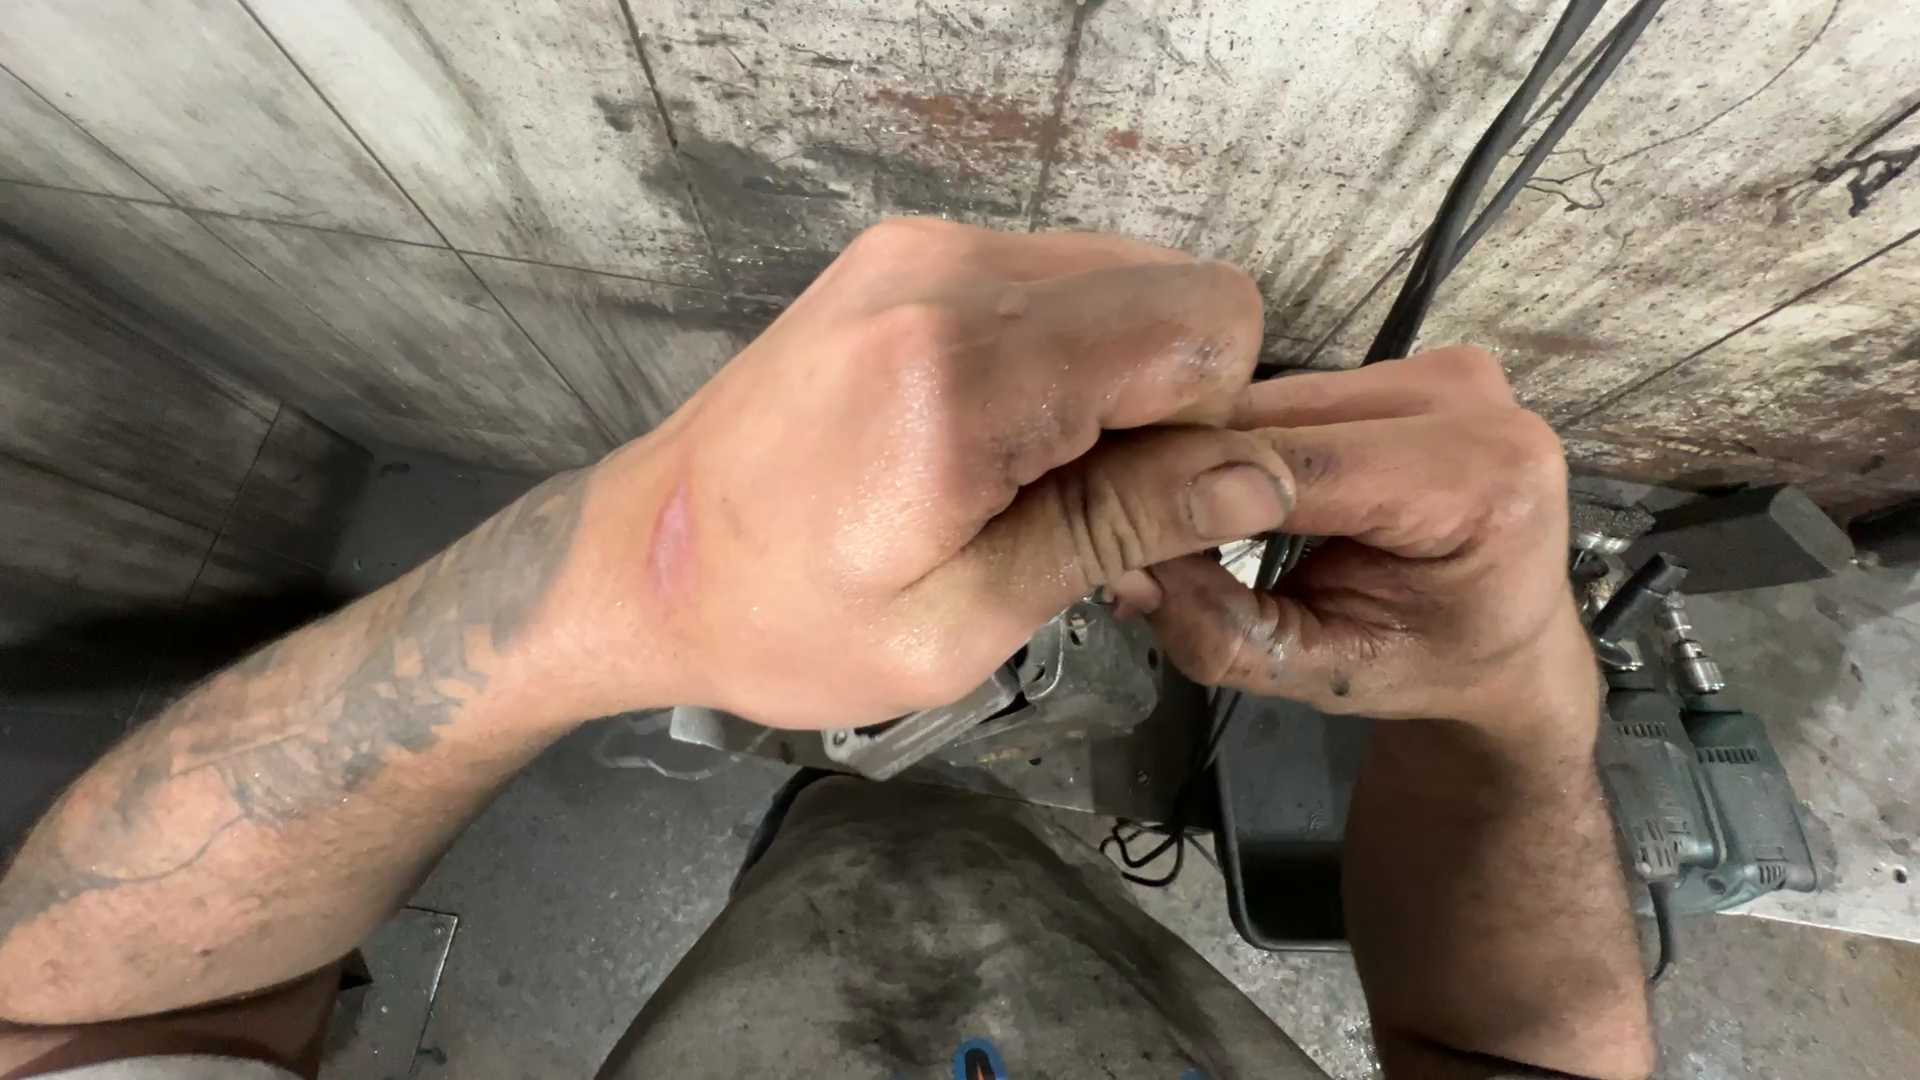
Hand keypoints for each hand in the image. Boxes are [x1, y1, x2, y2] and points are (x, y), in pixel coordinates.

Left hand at [524, 219, 1296, 729]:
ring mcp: (917, 247)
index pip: (1205, 325)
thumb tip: (1255, 477)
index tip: (1133, 500)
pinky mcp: (899, 254)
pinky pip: (1048, 282)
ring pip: (1116, 281)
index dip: (1204, 424)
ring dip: (1108, 380)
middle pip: (1172, 290)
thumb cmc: (788, 623)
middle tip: (1075, 495)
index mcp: (963, 373)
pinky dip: (1056, 355)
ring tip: (1023, 471)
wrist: (641, 562)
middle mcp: (946, 271)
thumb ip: (1116, 527)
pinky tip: (990, 429)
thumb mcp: (965, 619)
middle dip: (1163, 400)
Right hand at [1144, 348, 1594, 727]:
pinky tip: (1221, 486)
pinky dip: (1237, 441)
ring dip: (1205, 454)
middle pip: (1267, 419)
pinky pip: (1285, 396)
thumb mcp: (1315, 673)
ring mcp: (1439, 369)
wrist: (1508, 641)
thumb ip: (1218, 632)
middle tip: (1127, 526)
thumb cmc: (1426, 667)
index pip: (1285, 466)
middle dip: (1184, 472)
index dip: (1182, 492)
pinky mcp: (1410, 365)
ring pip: (1266, 399)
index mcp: (1477, 479)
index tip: (1109, 525)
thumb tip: (1124, 567)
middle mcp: (1466, 398)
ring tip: (1171, 512)